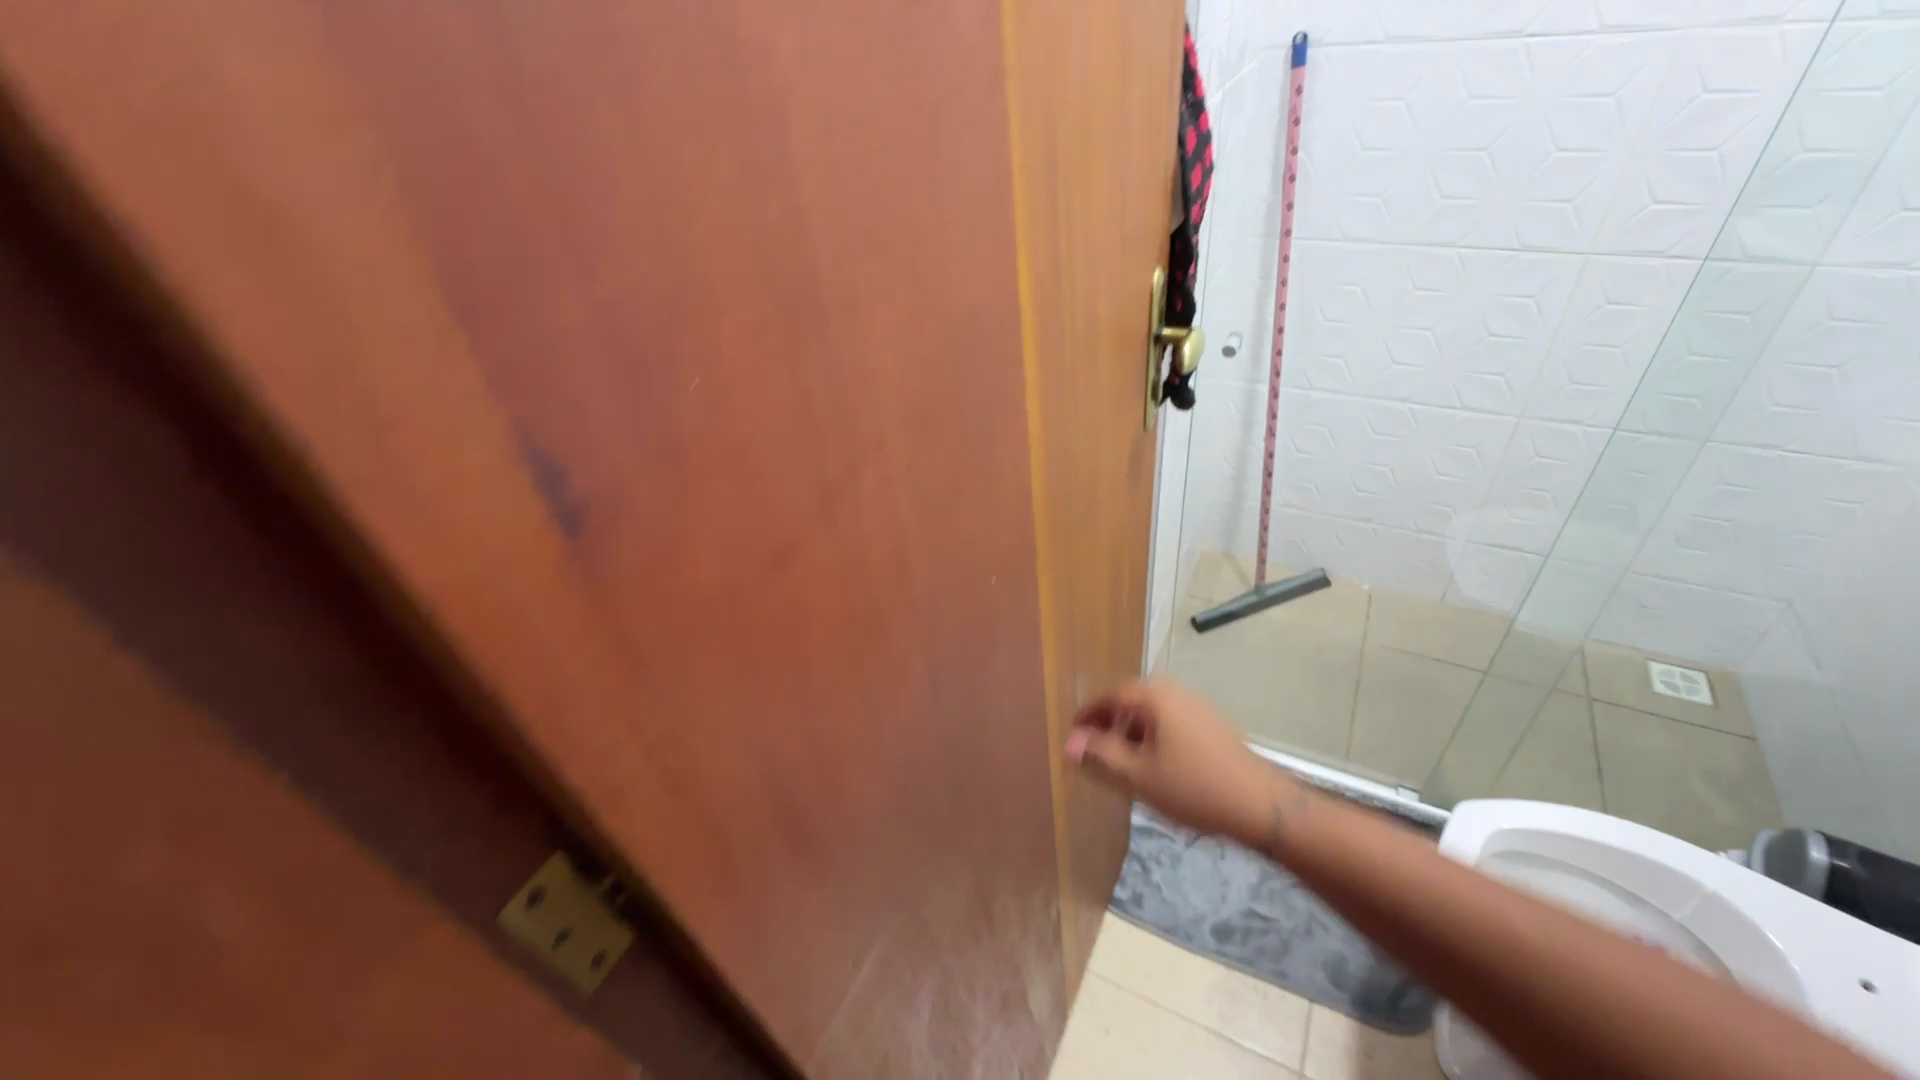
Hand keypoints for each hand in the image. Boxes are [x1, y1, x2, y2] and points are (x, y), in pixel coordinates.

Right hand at [1064, 679, 1289, 844]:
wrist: (1259, 804)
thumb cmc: (1193, 787)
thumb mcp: (1138, 775)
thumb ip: (1101, 756)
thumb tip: (1069, 743)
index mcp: (1156, 697)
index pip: (1111, 695)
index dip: (1088, 714)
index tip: (1073, 733)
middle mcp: (1177, 693)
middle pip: (1132, 701)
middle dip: (1110, 723)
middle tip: (1093, 749)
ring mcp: (1198, 708)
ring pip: (1153, 713)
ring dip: (1131, 732)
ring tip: (1121, 762)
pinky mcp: (1213, 726)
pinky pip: (1171, 723)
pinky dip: (1153, 737)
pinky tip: (1154, 766)